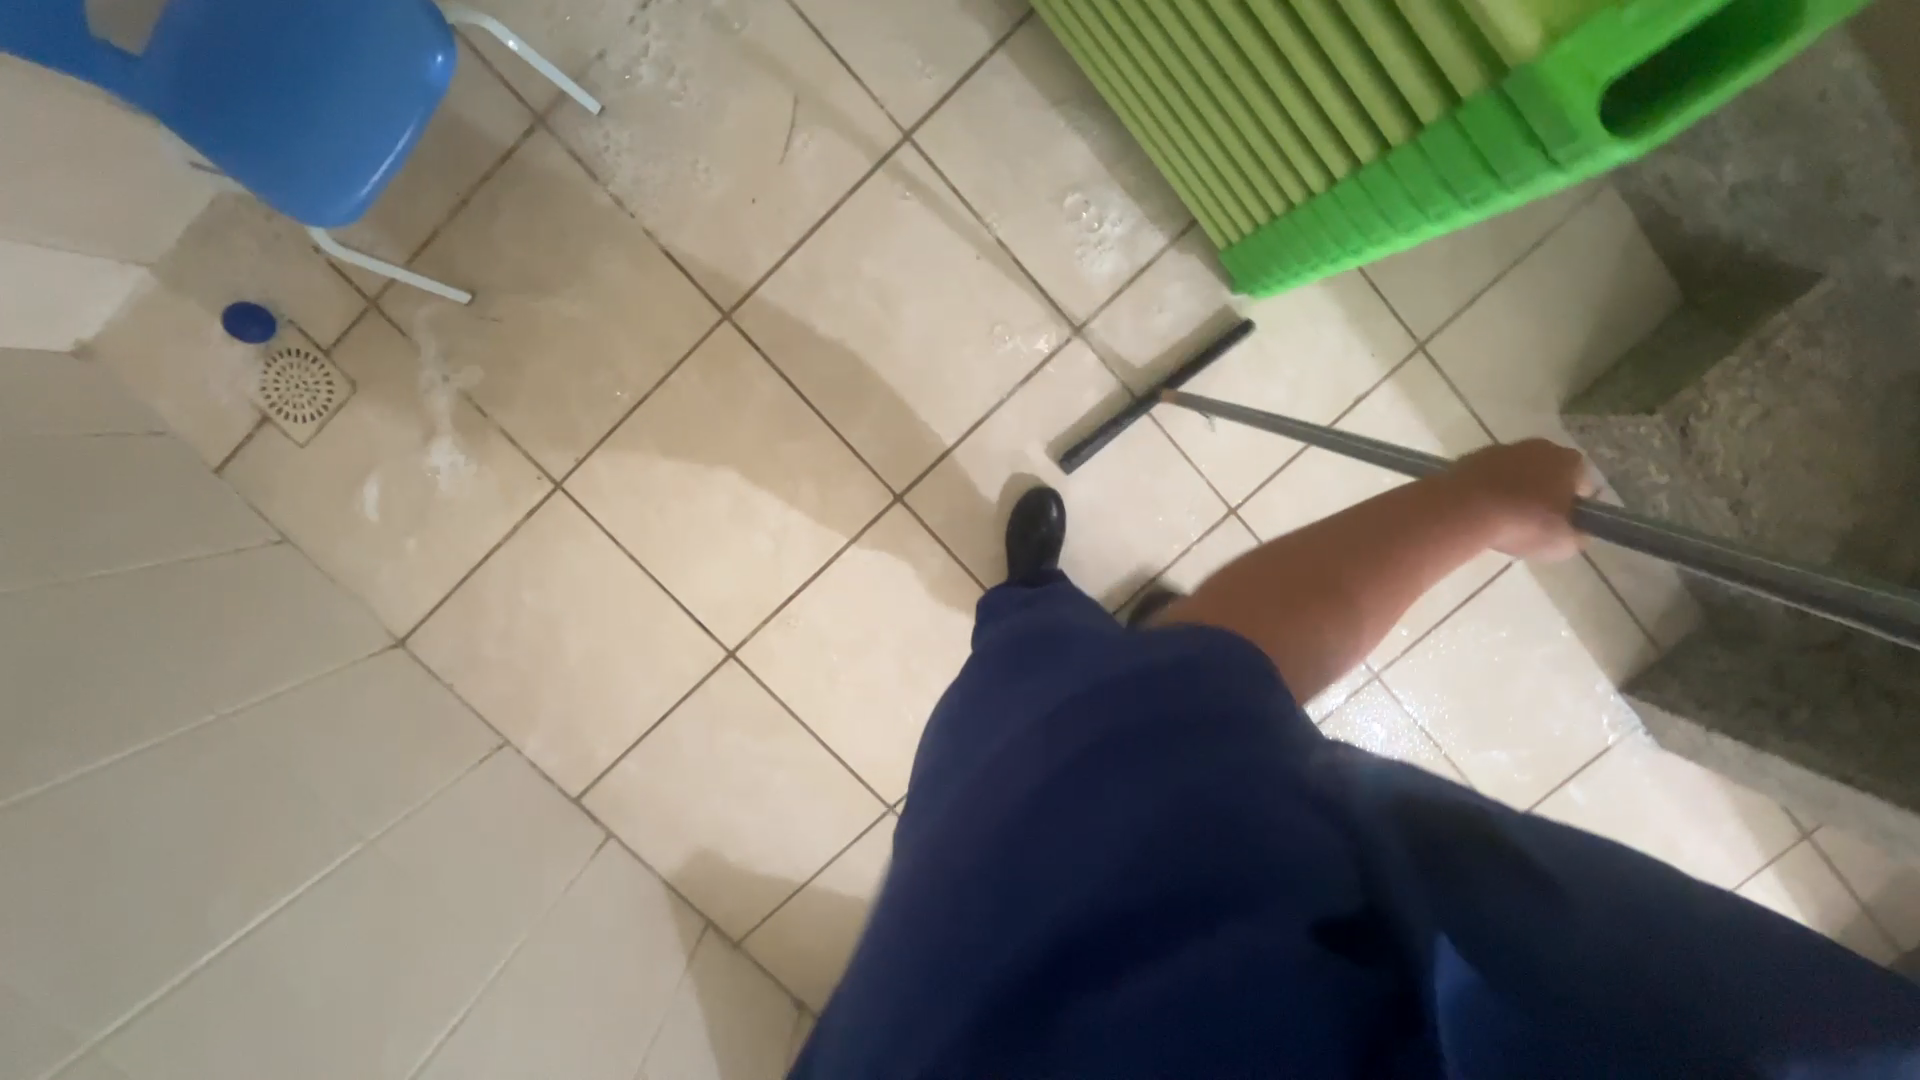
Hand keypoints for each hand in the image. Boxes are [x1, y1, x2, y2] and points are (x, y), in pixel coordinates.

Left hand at [1444, 439, 1597, 560]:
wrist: (1463, 510)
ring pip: (1512, 473)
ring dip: (1508, 491)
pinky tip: (1476, 511)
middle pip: (1545, 474)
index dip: (1573, 506)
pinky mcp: (1467, 458)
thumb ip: (1576, 535)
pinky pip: (1483, 477)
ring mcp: (1498, 450)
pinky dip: (1482, 490)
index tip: (1559, 525)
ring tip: (1498, 519)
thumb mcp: (1563, 542)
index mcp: (1569, 461)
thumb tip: (1573, 533)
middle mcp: (1537, 447)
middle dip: (1540, 494)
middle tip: (1528, 523)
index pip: (1580, 484)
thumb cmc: (1523, 524)